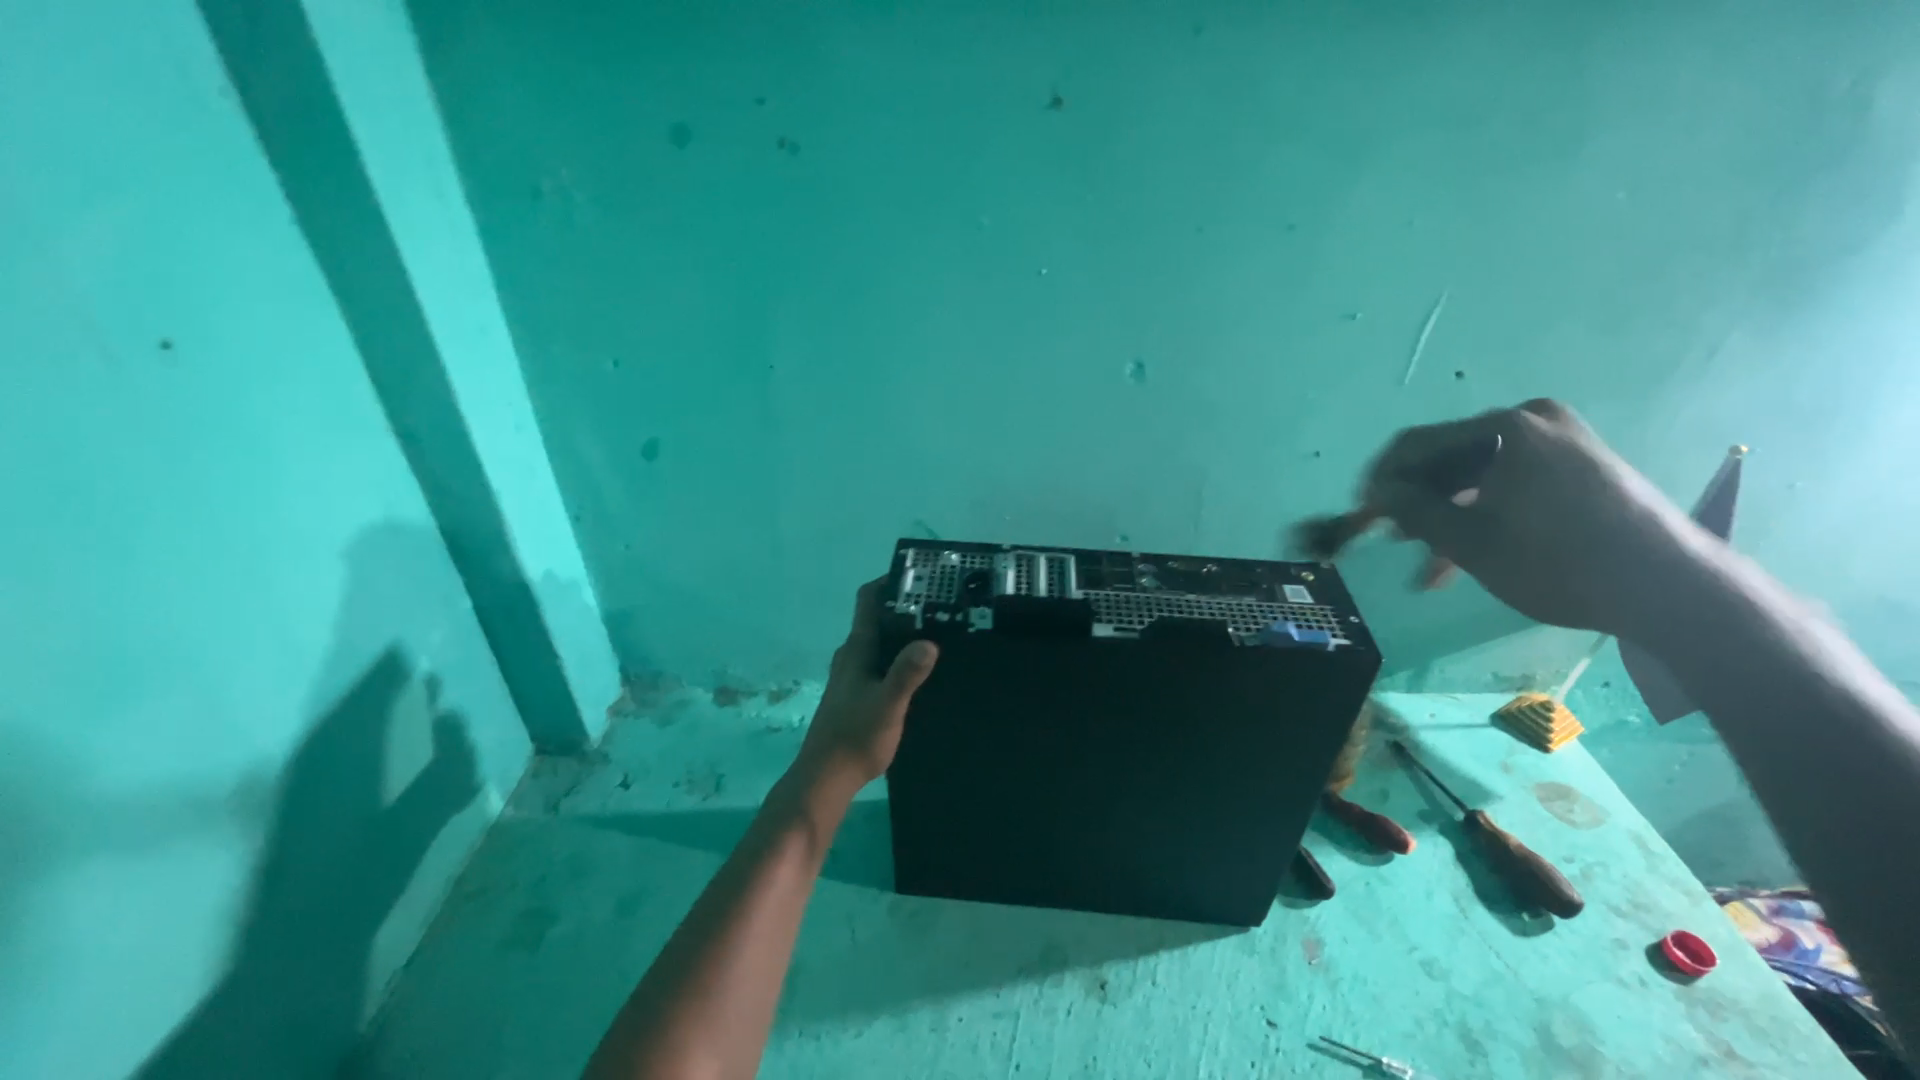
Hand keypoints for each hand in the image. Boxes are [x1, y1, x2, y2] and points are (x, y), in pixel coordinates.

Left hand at [792, 578, 938, 789]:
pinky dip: (899, 657)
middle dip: (905, 607)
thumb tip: (930, 641)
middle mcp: (851, 656)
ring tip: (940, 632)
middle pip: (877, 619)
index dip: (889, 581)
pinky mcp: (857, 694)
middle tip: (942, 604)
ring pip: (879, 643)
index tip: (920, 574)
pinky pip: (881, 663)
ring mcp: (852, 676)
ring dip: (903, 634)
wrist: (825, 778)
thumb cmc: (854, 737)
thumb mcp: (888, 705)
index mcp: (856, 650)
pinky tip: (922, 671)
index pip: (868, 600)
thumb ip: (907, 673)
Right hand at [1358, 399, 1706, 636]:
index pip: (1417, 444)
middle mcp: (1532, 420)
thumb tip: (1377, 493)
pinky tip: (1463, 556)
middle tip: (1392, 541)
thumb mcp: (1470, 542)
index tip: (1358, 516)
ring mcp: (1561, 441)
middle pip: (1449, 458)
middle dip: (1415, 502)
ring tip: (1426, 564)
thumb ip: (1414, 511)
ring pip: (1477, 476)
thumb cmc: (1558, 562)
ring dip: (1446, 516)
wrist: (1670, 587)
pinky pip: (1509, 482)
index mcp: (1504, 428)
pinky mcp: (1579, 465)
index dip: (1381, 481)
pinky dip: (1482, 513)